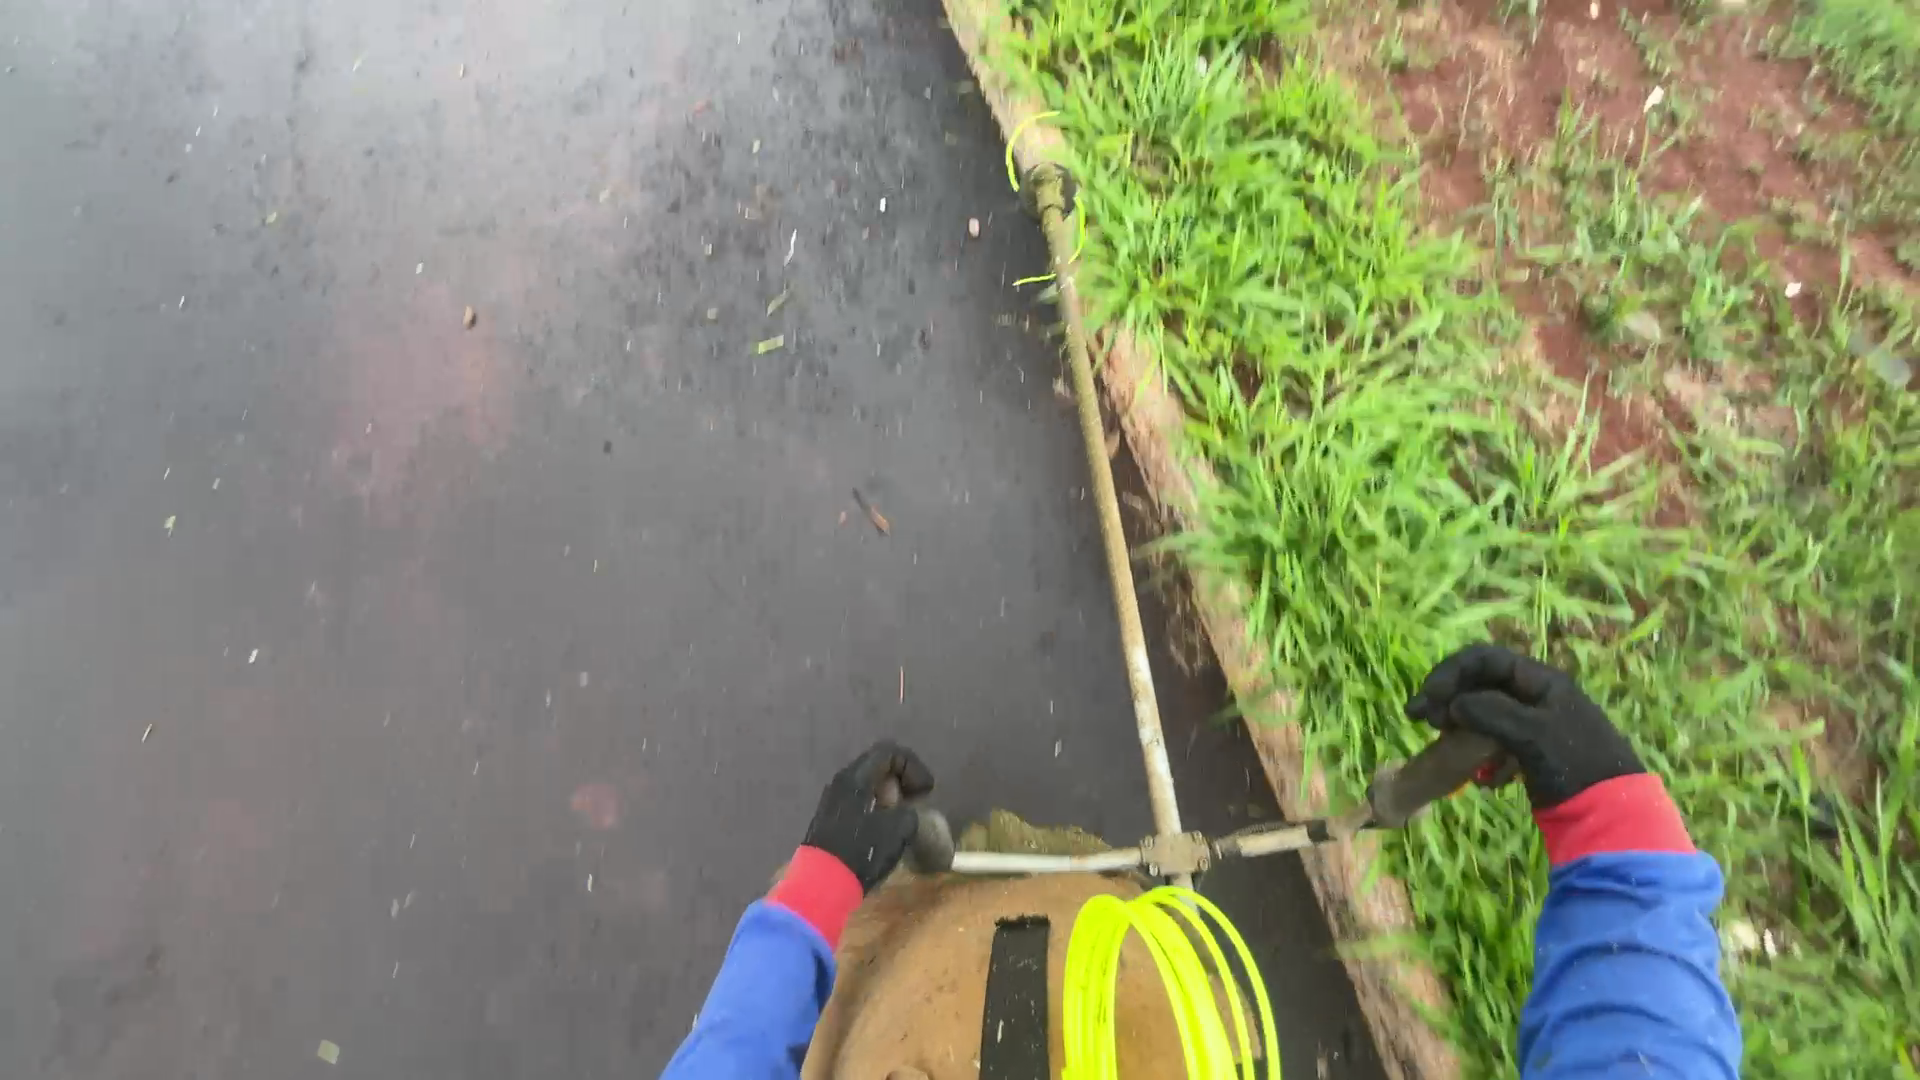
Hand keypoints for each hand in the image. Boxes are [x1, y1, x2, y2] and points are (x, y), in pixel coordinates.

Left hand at [801, 741, 934, 891]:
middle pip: (877, 764)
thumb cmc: (862, 851)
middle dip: (901, 778)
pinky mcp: (829, 815)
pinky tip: (882, 826)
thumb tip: (905, 809)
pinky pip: (858, 797)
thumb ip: (909, 810)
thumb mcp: (899, 829)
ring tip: (901, 815)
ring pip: (867, 781)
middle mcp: (842, 780)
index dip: (913, 767)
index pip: (889, 752)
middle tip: (915, 799)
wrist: (822, 884)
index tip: (925, 791)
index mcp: (857, 777)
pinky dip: (875, 803)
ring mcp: (832, 797)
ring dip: (888, 792)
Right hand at [1405, 644, 1641, 808]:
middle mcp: (1533, 694)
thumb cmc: (1574, 765)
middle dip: (1444, 696)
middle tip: (1420, 717)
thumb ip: (1489, 711)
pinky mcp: (1524, 747)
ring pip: (1478, 708)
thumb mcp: (1533, 733)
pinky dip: (1473, 747)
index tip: (1429, 696)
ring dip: (1454, 720)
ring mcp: (1528, 721)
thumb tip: (1452, 704)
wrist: (1610, 815)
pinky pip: (1487, 735)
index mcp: (1541, 681)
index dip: (1451, 671)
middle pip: (1476, 681)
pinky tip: (1477, 772)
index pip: (1484, 659)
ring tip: (1440, 739)